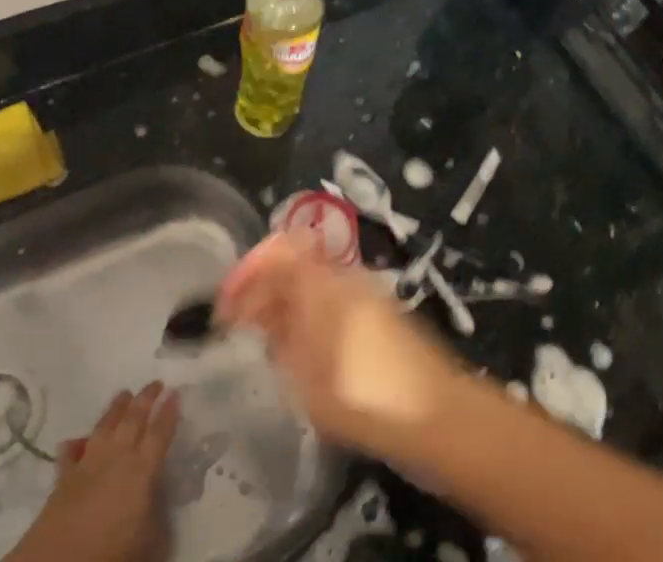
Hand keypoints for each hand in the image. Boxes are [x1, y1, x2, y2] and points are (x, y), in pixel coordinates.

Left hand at [6, 383, 180, 561]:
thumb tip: (162, 498)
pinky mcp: (63, 479)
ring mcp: (87, 466)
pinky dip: (75, 444)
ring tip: (124, 393)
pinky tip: (77, 439)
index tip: (176, 393)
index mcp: (142, 471)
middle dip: (146, 399)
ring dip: (115, 409)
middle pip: (132, 421)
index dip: (169, 413)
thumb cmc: (113, 551)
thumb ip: (159, 513)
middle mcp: (116, 459)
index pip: (160, 434)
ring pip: (104, 428)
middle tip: (155, 382)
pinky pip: (71, 453)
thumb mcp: (152, 539)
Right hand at [217, 234, 466, 457]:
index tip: (226, 302)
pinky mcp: (381, 315)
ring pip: (315, 284)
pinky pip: (334, 301)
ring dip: (285, 304)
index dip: (248, 268)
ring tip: (263, 341)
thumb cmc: (364, 396)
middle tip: (238, 324)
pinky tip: (300, 352)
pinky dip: (309, 316)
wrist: (436, 415)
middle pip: (297, 263)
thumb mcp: (305, 376)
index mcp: (325, 282)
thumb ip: (280, 338)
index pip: (279, 248)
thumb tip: (262, 318)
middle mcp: (347, 278)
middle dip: (263, 288)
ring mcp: (367, 295)